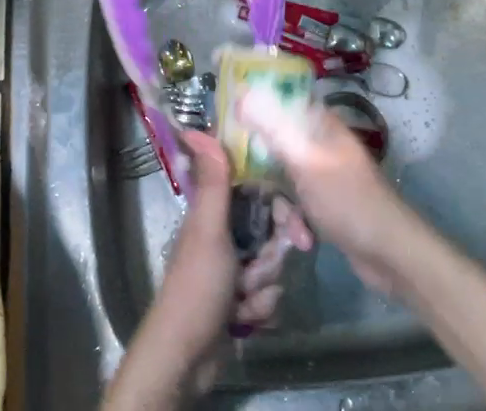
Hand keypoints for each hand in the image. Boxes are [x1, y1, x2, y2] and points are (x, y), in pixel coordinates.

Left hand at [147, 131, 313, 359]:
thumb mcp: (209, 232)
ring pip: (271, 268)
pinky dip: (259, 310)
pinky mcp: (239, 301)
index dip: (281, 210)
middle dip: (270, 261)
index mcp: (215, 215)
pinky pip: (267, 296)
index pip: (260, 196)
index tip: (299, 230)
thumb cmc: (197, 288)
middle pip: (270, 235)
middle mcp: (224, 238)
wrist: (186, 356)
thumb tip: (198, 129)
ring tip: (242, 304)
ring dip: (263, 289)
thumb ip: (214, 183)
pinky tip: (243, 321)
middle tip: (257, 276)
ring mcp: (232, 271)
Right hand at [237, 88, 415, 292]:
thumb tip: (244, 93)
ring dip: (283, 206)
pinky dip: (297, 221)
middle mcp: (322, 145)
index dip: (253, 112)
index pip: (280, 104)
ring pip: (283, 180)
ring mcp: (324, 175)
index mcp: (321, 126)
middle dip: (264, 174)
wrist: (391, 254)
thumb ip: (273, 129)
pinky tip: (304, 239)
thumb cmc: (349, 201)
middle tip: (251, 188)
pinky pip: (297, 204)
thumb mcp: (306, 163)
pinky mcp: (326, 204)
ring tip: (294, 227)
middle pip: (276, 146)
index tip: (229, 128)